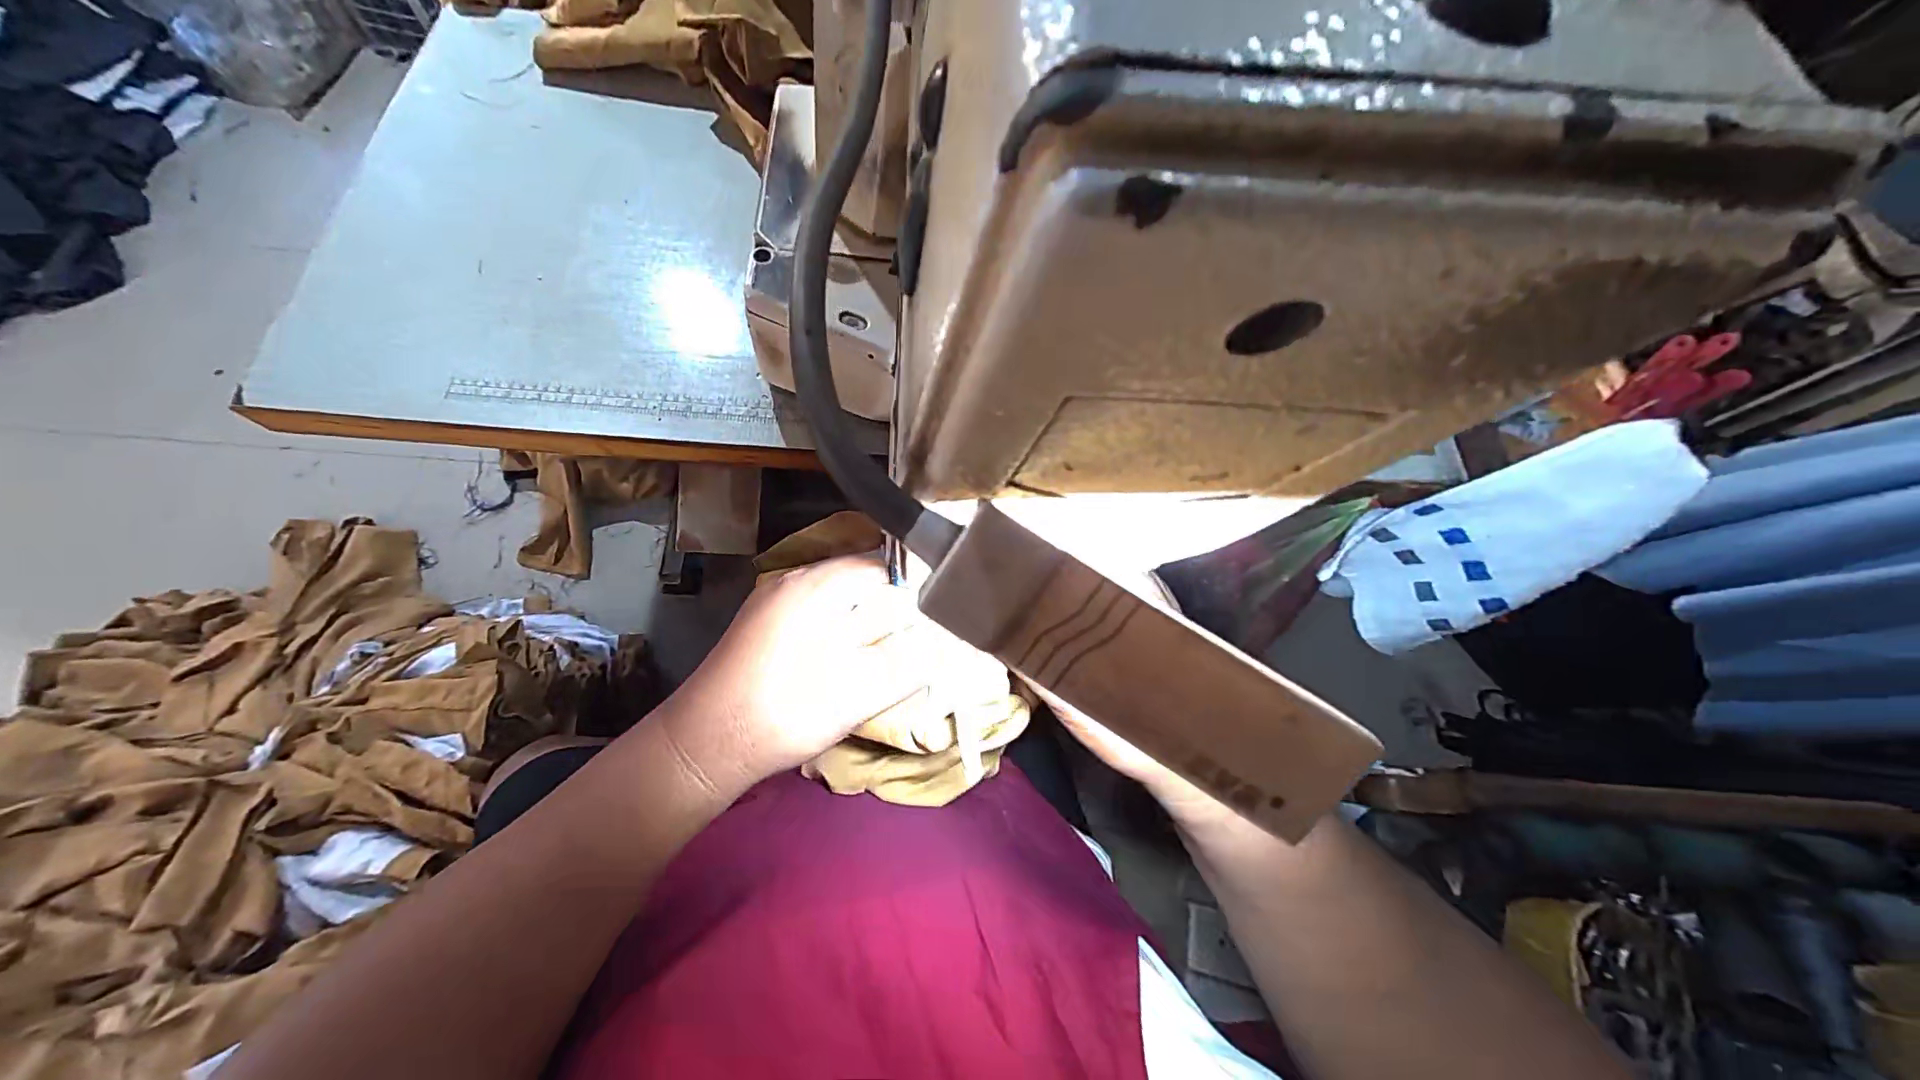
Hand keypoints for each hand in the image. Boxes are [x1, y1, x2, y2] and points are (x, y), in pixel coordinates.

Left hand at [659, 552, 1002, 791]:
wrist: (704, 747)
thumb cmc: (780, 718)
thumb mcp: (855, 696)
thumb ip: (905, 666)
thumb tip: (944, 645)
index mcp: (814, 588)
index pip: (881, 566)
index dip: (915, 586)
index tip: (941, 610)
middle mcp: (794, 583)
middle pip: (863, 580)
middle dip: (896, 605)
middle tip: (926, 635)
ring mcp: (778, 602)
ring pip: (843, 599)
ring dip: (871, 620)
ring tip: (900, 648)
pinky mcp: (770, 626)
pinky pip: (823, 615)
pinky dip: (846, 631)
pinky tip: (859, 658)